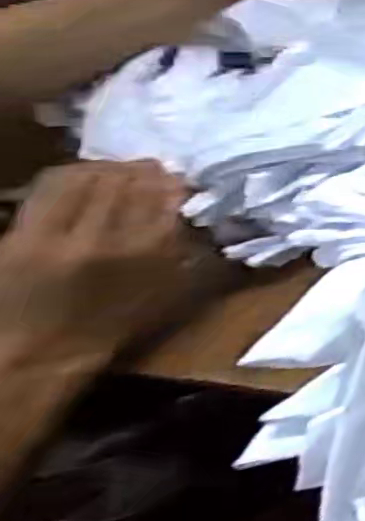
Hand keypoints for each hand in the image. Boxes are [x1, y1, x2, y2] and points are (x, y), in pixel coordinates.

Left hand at [0, 161, 221, 357]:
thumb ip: (180, 238)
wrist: (41, 351)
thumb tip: (188, 202)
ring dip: (105, 169)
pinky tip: (82, 180)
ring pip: (84, 178)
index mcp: (149, 248)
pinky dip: (70, 177)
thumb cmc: (118, 318)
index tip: (178, 178)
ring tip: (115, 173)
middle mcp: (105, 237)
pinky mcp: (20, 240)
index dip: (171, 178)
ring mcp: (55, 237)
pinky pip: (48, 192)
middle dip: (140, 169)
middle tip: (150, 169)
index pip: (164, 191)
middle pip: (124, 180)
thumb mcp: (169, 281)